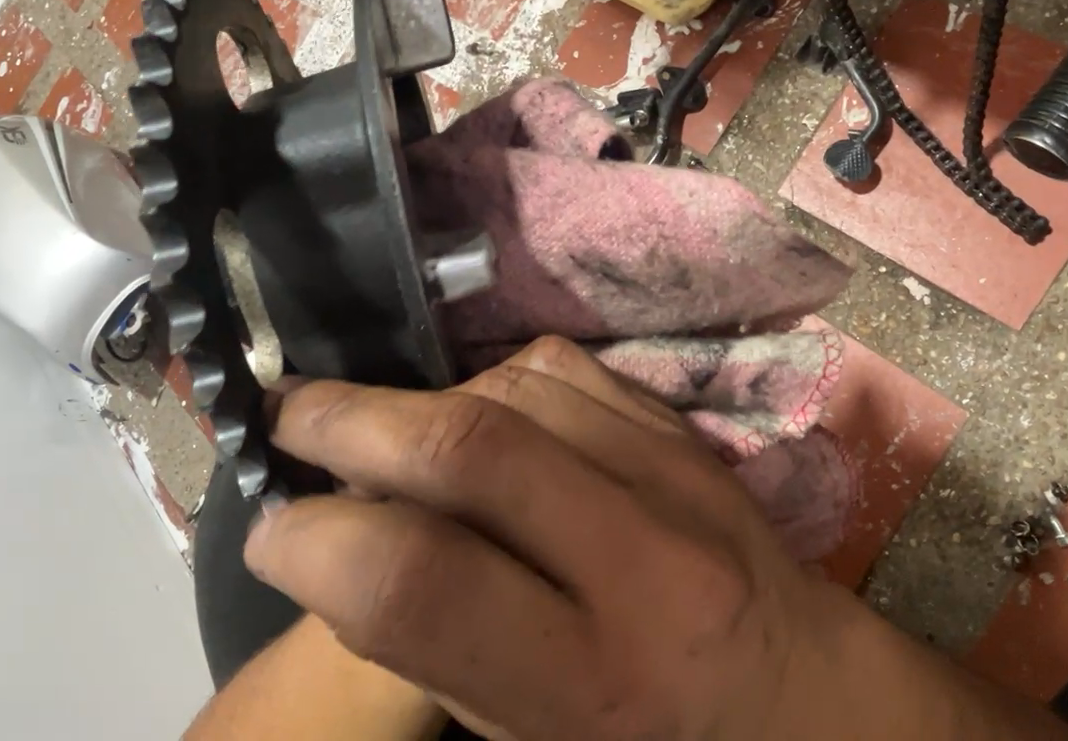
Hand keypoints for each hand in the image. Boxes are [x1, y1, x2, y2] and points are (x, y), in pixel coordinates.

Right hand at [244, 337, 1067, 740]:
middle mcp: (643, 558)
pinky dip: (487, 376)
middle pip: (471, 447)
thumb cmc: (649, 738)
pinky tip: (471, 408)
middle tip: (283, 417)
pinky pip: (557, 365)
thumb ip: (433, 642)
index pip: (426, 582)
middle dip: (350, 421)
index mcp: (595, 679)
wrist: (800, 682)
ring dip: (415, 398)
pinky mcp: (678, 421)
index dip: (317, 544)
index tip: (267, 531)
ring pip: (511, 389)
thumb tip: (332, 541)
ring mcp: (670, 469)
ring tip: (372, 425)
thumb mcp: (527, 734)